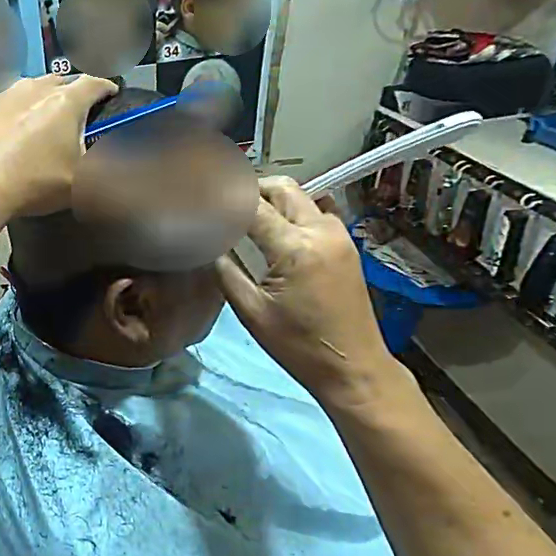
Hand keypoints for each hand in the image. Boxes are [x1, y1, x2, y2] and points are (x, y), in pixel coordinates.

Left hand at [0, 75, 117, 222]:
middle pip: (59, 82)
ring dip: (38, 102)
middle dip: (71, 93)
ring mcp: (1, 95)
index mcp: (65, 102)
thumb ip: (102, 168)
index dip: (106, 88)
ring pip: (27, 90)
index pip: (94, 83)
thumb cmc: (33, 182)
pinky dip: (8, 115)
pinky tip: (4, 136)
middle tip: (75, 114)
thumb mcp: (80, 183)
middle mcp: (33, 89)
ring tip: (38, 125)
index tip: (111, 94)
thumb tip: (118, 166)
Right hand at [214, 177, 400, 404]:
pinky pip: (314, 213)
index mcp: (296, 247)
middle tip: (224, 208)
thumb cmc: (299, 347)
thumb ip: (226, 269)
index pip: (252, 205)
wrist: (354, 367)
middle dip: (250, 191)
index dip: (223, 198)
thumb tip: (207, 241)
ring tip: (245, 220)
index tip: (201, 199)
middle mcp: (321, 229)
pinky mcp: (346, 243)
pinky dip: (291, 213)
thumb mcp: (252, 311)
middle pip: (280, 188)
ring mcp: (338, 234)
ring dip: (272, 200)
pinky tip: (274, 234)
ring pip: (300, 197)